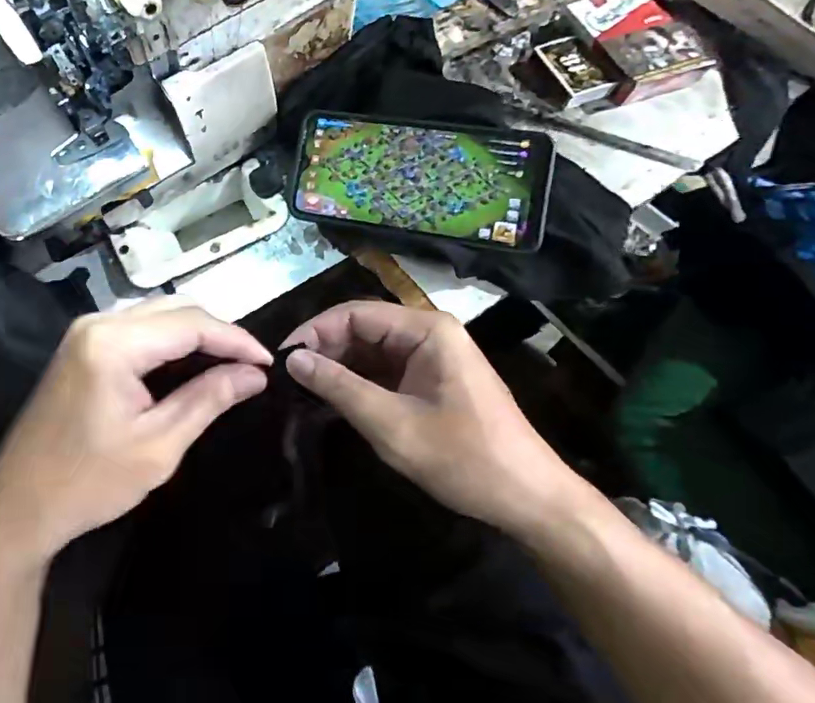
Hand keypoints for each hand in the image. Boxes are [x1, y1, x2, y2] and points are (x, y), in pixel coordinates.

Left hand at [0, 298, 271, 562]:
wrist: (18, 505)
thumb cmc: (89, 483)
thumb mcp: (158, 446)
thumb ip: (208, 400)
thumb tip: (254, 374)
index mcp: (113, 343)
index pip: (190, 324)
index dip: (235, 339)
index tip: (268, 362)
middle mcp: (98, 322)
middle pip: (173, 308)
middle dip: (216, 332)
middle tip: (250, 365)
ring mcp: (85, 330)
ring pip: (156, 313)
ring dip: (193, 333)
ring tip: (227, 363)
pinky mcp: (81, 344)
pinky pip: (136, 327)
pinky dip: (168, 340)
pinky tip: (188, 363)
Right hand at [282, 301, 592, 540]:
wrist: (532, 500)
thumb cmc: (465, 458)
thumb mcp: (392, 424)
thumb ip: (339, 387)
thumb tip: (292, 360)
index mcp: (426, 329)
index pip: (354, 314)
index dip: (315, 332)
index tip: (282, 359)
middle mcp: (429, 332)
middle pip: (363, 328)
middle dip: (325, 349)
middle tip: (289, 377)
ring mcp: (433, 356)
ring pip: (372, 350)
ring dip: (340, 366)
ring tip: (304, 389)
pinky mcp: (434, 379)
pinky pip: (386, 369)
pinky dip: (359, 382)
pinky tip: (335, 399)